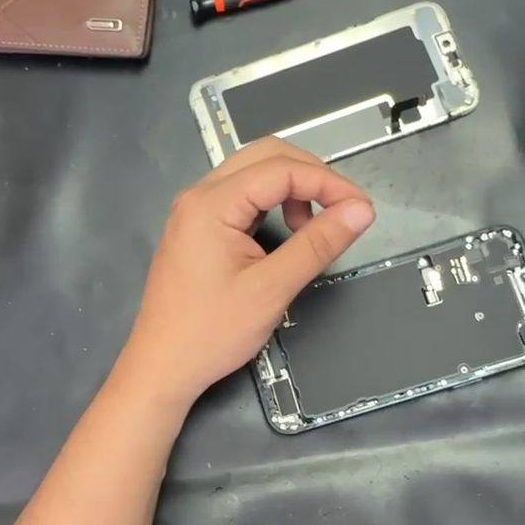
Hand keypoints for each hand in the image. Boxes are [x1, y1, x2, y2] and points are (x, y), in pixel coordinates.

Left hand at [116, 138, 375, 410]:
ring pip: (253, 173)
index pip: (281, 169)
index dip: (329, 183)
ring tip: (312, 227)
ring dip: (292, 188)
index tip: (362, 209)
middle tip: (344, 210)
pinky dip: (272, 203)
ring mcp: (194, 211)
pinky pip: (241, 196)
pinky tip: (286, 232)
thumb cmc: (211, 333)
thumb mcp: (272, 289)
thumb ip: (317, 244)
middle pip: (266, 156)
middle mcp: (198, 196)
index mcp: (211, 204)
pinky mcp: (197, 228)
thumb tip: (360, 211)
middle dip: (312, 176)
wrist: (162, 367)